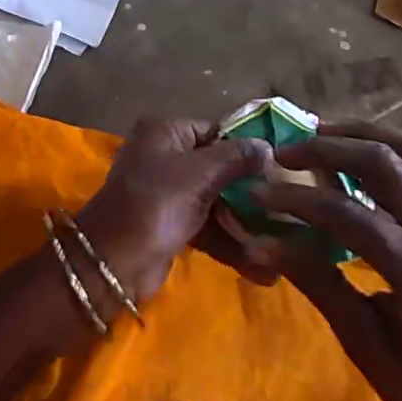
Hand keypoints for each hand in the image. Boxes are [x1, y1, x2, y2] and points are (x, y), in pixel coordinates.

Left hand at [75, 119, 273, 303]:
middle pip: (217, 167)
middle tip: (286, 205)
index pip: (215, 131)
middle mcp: (165, 156)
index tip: (279, 167)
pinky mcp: (171, 224)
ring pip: (215, 200)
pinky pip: (207, 226)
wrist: (115, 262)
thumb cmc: (157, 203)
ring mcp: (168, 192)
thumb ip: (235, 158)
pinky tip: (261, 269)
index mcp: (165, 132)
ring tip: (281, 242)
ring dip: (244, 223)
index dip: (246, 149)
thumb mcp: (199, 174)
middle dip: (249, 190)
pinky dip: (229, 243)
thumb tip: (266, 146)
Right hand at [253, 123, 401, 400]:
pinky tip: (360, 158)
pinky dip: (392, 153)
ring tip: (319, 135)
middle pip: (385, 164)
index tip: (255, 193)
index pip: (349, 214)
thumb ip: (317, 280)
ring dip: (364, 135)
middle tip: (283, 152)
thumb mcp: (367, 346)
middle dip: (327, 149)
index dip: (295, 200)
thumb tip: (259, 241)